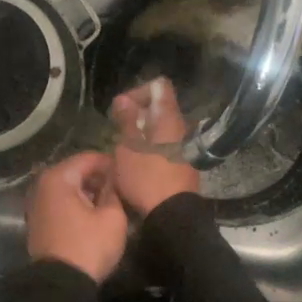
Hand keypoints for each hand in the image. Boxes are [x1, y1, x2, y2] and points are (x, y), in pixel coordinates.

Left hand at [26, 151, 128, 284]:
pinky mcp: (38, 220)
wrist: (61, 286)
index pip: (89, 158)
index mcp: (58, 178)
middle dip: (98, 177)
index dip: (110, 163)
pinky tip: (93, 214)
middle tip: (121, 187)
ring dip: (88, 191)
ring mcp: (37, 203)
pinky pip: (61, 202)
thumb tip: (112, 180)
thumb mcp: (112, 217)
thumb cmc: (88, 247)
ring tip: (110, 201)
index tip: (128, 171)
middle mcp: (42, 185)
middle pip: (76, 171)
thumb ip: (113, 191)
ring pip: (68, 188)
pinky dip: (76, 204)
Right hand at [109, 77, 199, 214]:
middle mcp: (180, 127)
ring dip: (141, 131)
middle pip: (159, 107)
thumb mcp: (128, 147)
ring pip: (160, 127)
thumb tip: (124, 99)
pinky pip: (163, 144)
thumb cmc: (146, 177)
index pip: (159, 86)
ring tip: (123, 147)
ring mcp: (183, 146)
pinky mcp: (181, 163)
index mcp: (169, 118)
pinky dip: (148, 145)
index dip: (139, 91)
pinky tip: (135, 161)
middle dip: (136, 113)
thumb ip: (127, 121)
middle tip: (118, 130)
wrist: (171, 215)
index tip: (122, 108)